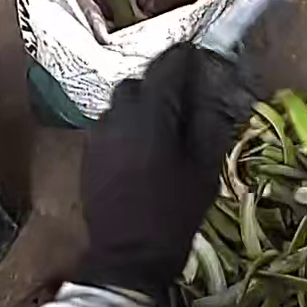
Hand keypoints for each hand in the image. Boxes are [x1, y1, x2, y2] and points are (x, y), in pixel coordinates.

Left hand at [79, 45, 253, 301]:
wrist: (130, 253)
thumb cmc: (175, 210)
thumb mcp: (205, 167)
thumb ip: (211, 122)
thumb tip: (216, 90)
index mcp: (151, 115)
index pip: (166, 66)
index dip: (184, 56)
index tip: (199, 54)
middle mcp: (119, 116)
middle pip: (139, 80)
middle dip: (161, 80)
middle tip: (185, 94)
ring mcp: (99, 134)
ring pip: (121, 101)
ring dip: (143, 101)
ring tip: (165, 120)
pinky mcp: (90, 152)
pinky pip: (111, 123)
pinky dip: (129, 122)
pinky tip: (144, 143)